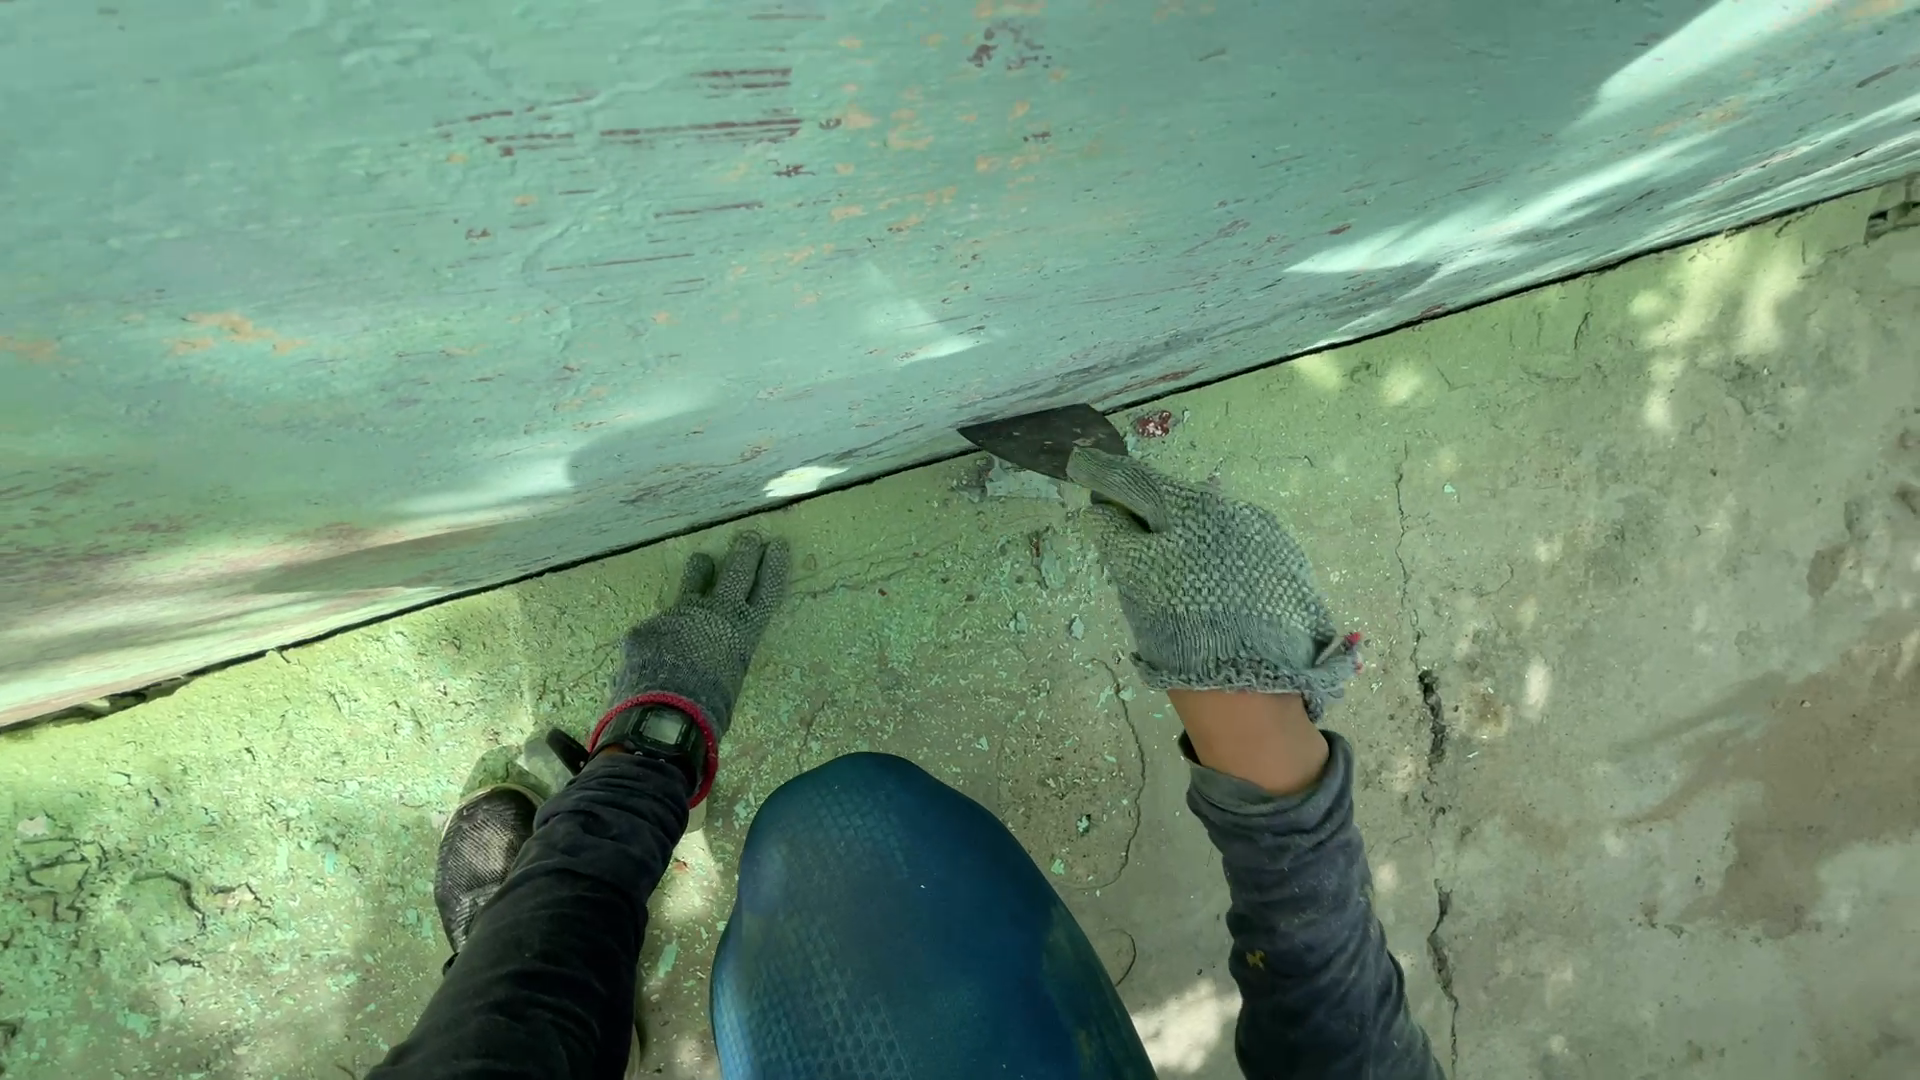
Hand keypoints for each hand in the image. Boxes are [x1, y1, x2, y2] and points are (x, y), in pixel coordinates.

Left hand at [593, 533, 788, 795]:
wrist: (664, 712)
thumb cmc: (710, 708)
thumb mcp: (730, 679)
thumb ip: (721, 658)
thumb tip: (706, 660)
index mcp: (745, 630)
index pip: (766, 590)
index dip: (773, 566)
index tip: (777, 545)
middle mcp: (718, 613)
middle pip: (735, 572)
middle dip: (744, 552)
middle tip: (749, 536)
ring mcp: (682, 614)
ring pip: (694, 582)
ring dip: (700, 570)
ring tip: (702, 560)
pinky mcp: (650, 624)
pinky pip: (658, 627)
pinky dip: (659, 636)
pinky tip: (653, 653)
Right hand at [1067, 449, 1359, 720]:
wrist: (1253, 685)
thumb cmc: (1181, 629)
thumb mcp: (1135, 580)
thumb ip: (1115, 535)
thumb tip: (1101, 508)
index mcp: (1191, 509)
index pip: (1136, 481)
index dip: (1104, 474)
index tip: (1080, 464)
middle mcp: (1234, 510)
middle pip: (1178, 501)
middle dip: (1149, 508)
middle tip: (1123, 522)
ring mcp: (1267, 537)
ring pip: (1211, 525)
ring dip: (1187, 534)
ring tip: (1175, 568)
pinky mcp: (1289, 566)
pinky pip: (1241, 549)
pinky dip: (1218, 558)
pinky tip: (1214, 588)